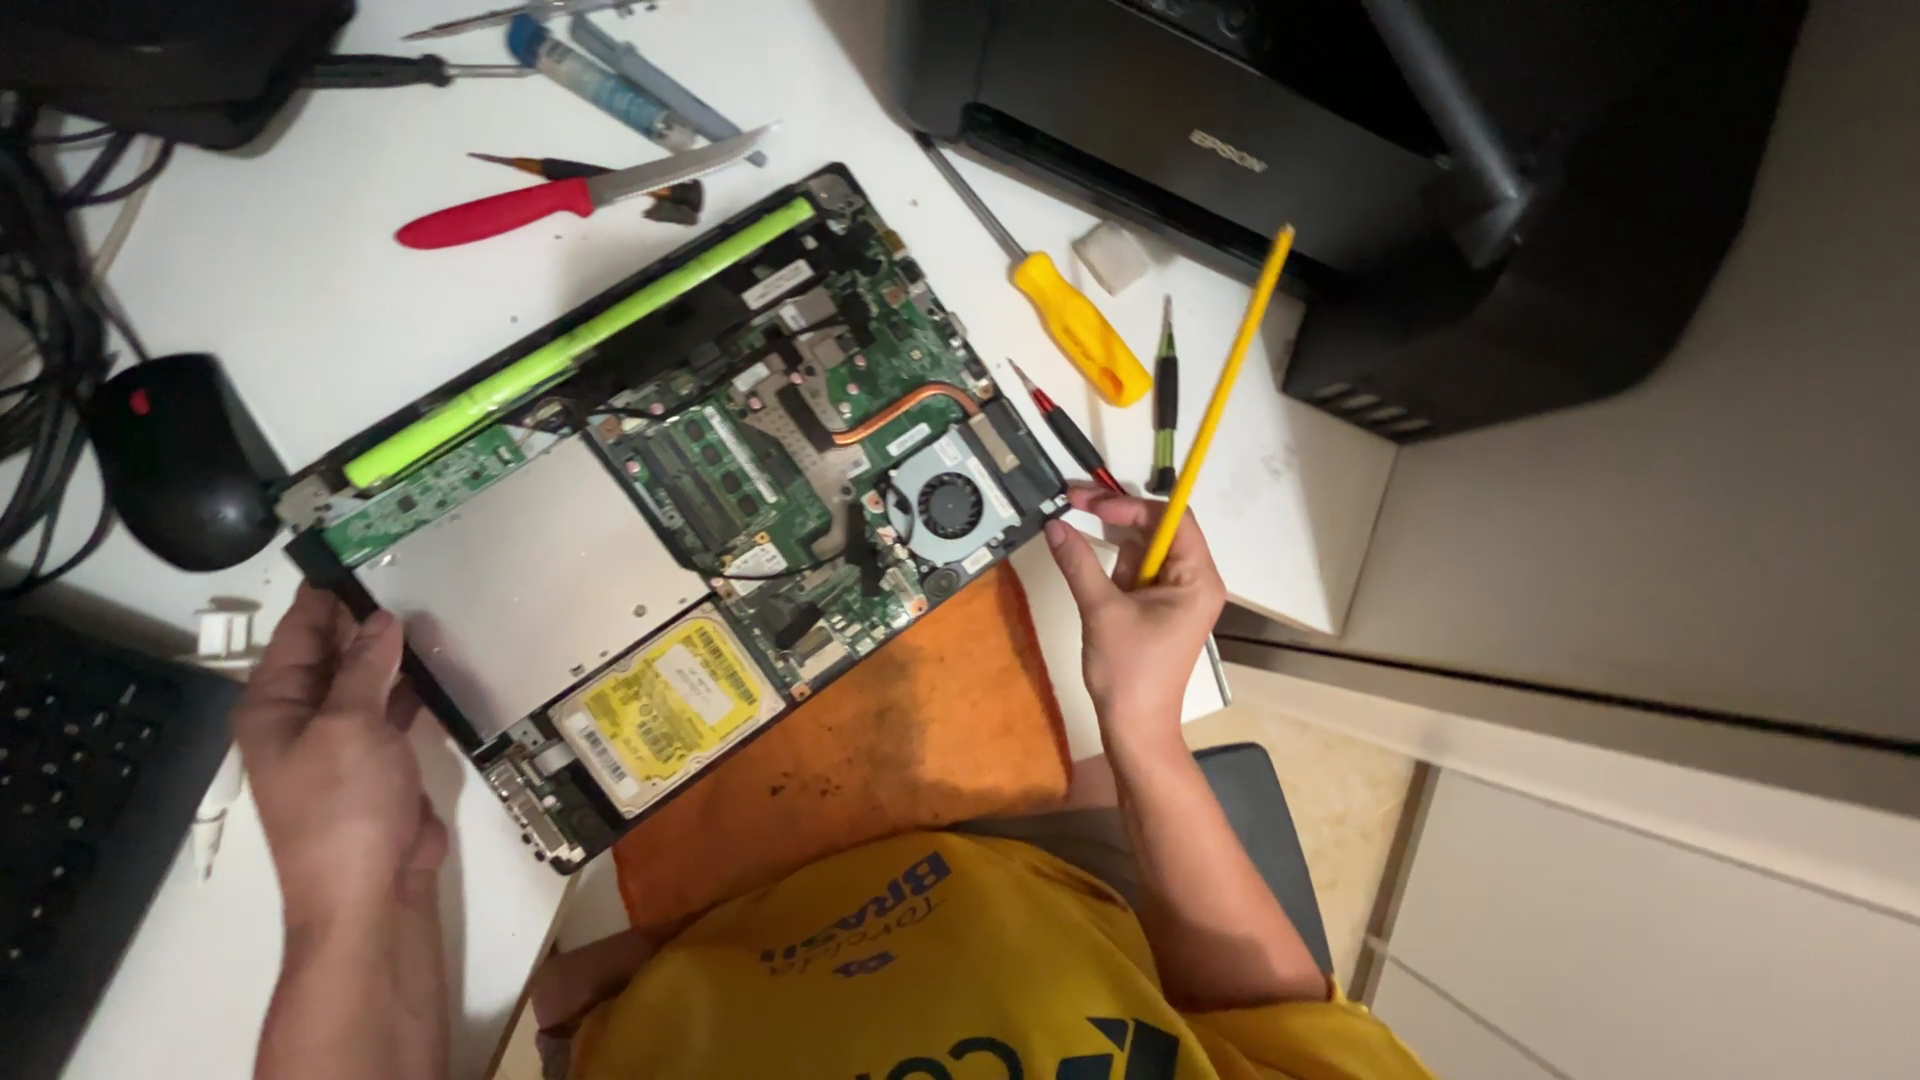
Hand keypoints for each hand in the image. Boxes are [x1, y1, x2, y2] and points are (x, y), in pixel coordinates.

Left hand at [233, 585, 446, 930]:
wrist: (370, 883)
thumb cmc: (344, 803)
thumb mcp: (350, 726)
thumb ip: (367, 669)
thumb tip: (382, 618)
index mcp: (275, 708)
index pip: (298, 636)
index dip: (323, 599)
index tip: (355, 557)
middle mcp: (305, 717)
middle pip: (333, 654)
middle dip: (364, 619)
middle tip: (409, 574)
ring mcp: (346, 737)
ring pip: (369, 678)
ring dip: (394, 650)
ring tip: (433, 607)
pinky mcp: (383, 755)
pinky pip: (397, 705)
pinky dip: (415, 684)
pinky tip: (443, 662)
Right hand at [1043, 485, 1225, 754]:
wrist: (1135, 726)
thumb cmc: (1128, 672)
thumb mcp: (1100, 610)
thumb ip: (1078, 562)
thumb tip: (1055, 523)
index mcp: (1198, 579)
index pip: (1173, 519)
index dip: (1131, 505)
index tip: (1090, 506)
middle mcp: (1195, 580)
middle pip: (1159, 528)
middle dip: (1116, 517)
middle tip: (1072, 502)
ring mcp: (1178, 593)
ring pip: (1144, 548)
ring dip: (1112, 544)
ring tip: (1080, 539)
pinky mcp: (1160, 606)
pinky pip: (1138, 571)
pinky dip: (1113, 566)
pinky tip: (1093, 575)